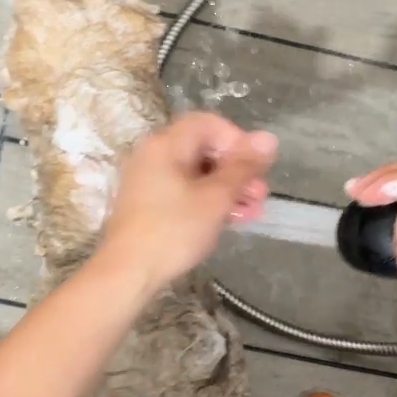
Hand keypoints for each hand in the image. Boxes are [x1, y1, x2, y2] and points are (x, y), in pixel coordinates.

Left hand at [95, 113, 276, 291]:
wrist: (128, 272)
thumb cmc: (173, 231)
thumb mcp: (216, 198)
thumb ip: (243, 167)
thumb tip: (268, 138)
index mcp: (166, 144)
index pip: (209, 123)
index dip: (238, 141)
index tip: (255, 169)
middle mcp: (153, 155)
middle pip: (204, 149)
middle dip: (237, 170)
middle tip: (259, 195)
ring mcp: (148, 180)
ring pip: (197, 173)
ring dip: (227, 189)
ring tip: (251, 213)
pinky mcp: (148, 204)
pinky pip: (184, 191)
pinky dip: (208, 201)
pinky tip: (229, 220)